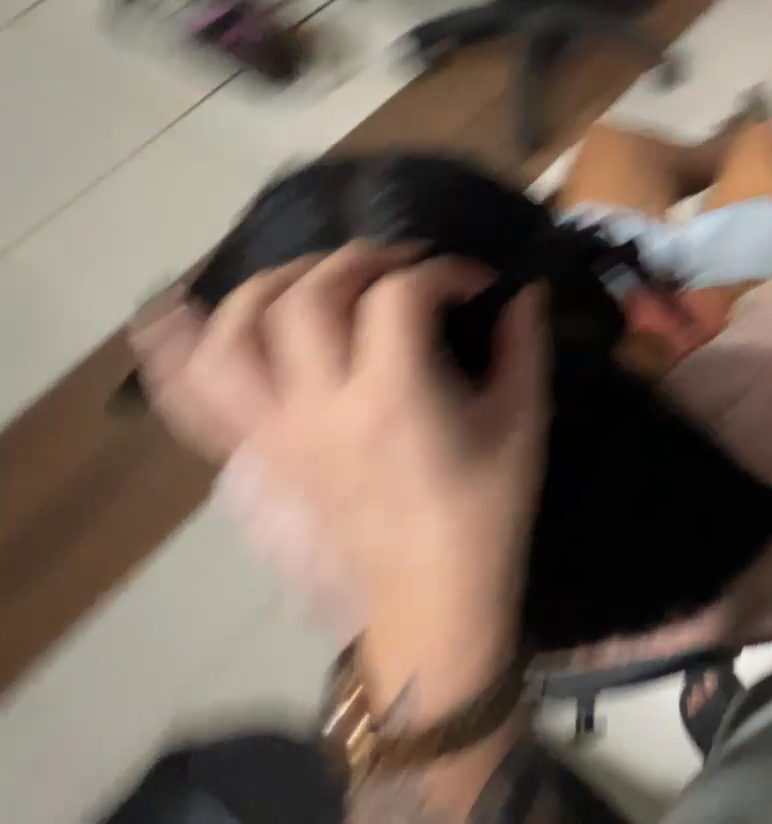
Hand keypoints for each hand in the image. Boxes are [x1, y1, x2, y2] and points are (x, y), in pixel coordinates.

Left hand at [129, 243, 547, 644]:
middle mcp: (320, 404)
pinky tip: (178, 308)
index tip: (480, 282)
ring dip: (276, 284)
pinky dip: (173, 345)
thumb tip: (527, 292)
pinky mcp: (256, 450)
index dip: (444, 272)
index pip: (399, 297)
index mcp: (396, 397)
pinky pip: (190, 394)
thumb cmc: (488, 502)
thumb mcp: (523, 420)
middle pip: (308, 297)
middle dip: (362, 261)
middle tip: (407, 265)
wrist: (432, 583)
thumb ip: (524, 347)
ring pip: (235, 331)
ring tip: (321, 277)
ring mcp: (274, 429)